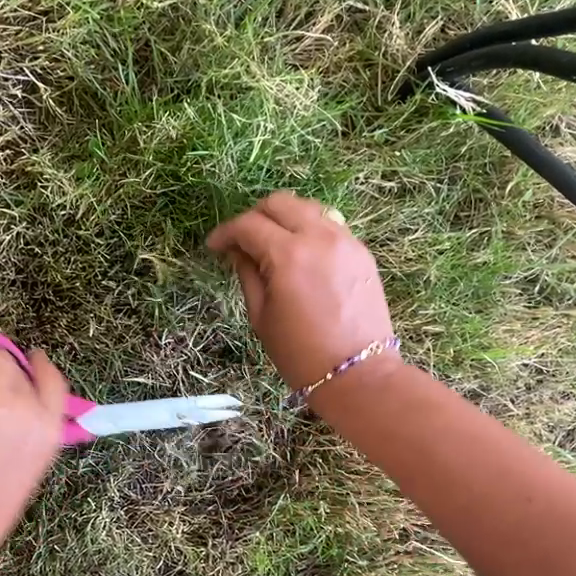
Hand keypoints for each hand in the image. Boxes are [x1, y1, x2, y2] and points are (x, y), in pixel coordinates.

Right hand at [207, 191, 395, 396]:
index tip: (213, 246)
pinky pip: (329, 224)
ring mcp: (345, 241)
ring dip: (283, 218)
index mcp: (288, 256)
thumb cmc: (300, 353)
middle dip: (254, 216)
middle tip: (241, 241)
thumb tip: (238, 252)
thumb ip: (248, 275)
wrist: (357, 373)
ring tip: (270, 244)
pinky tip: (299, 253)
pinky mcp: (361, 251)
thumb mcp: (262, 316)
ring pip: (307, 208)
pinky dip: (308, 229)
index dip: (225, 233)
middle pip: (280, 203)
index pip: (249, 226)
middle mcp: (318, 237)